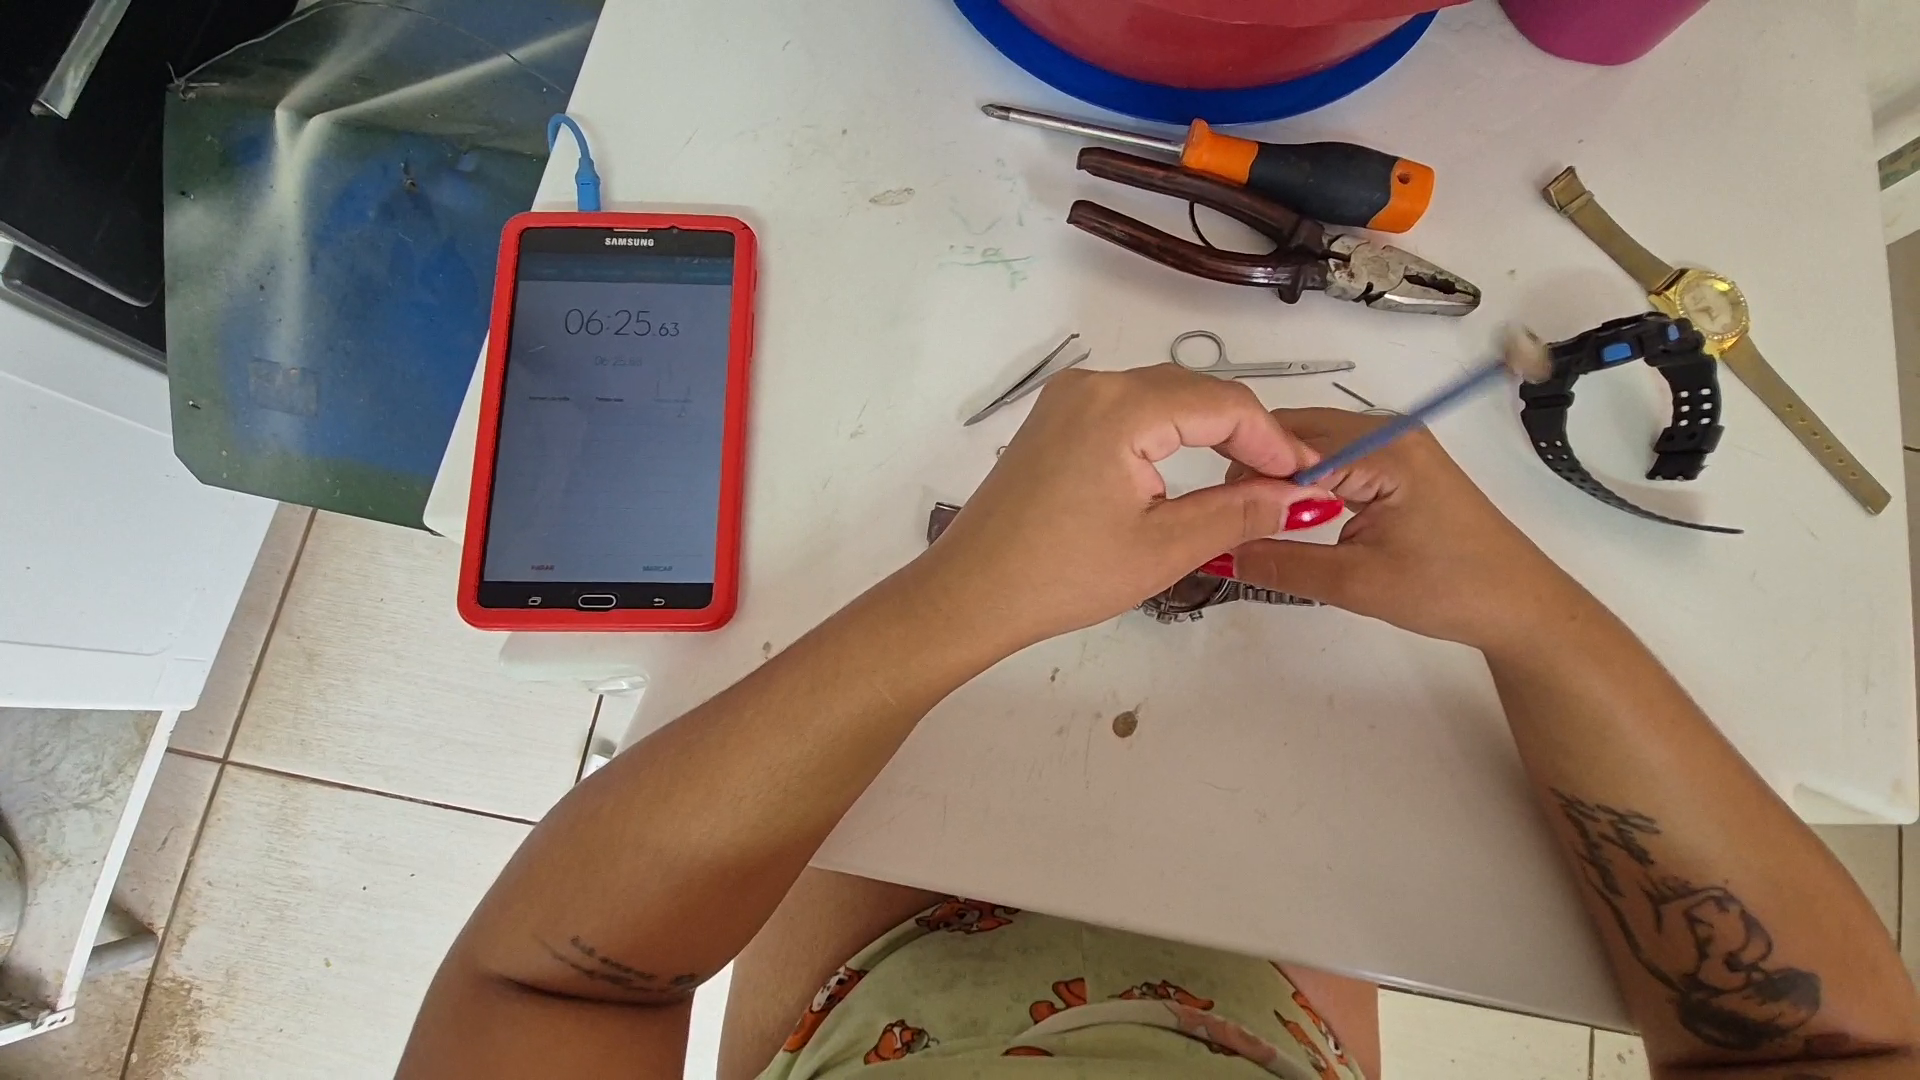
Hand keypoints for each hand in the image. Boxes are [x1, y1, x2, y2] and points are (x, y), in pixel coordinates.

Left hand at [914, 365, 1329, 649]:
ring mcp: (1064, 399)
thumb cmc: (1063, 576)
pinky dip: (1161, 433)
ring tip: (1242, 475)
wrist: (971, 593)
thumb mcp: (1162, 548)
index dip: (1273, 439)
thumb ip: (1238, 512)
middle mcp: (1091, 385)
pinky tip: (1181, 466)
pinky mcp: (1050, 421)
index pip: (1222, 403)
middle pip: (1190, 392)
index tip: (1306, 477)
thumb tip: (1296, 494)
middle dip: (1241, 432)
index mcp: (1121, 407)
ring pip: (1157, 398)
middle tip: (1281, 480)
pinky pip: (1123, 412)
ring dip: (1202, 431)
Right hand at [1229, 408, 1591, 650]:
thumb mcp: (1354, 583)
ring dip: (1279, 475)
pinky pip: (1332, 456)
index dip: (1246, 473)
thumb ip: (1279, 564)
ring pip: (1310, 443)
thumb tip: (1218, 553)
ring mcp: (1394, 444)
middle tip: (1234, 518)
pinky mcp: (1396, 462)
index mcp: (1382, 451)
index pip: (1288, 442)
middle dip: (1257, 470)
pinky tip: (1295, 514)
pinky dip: (1304, 479)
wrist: (1520, 606)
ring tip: (1259, 520)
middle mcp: (1388, 432)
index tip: (1217, 512)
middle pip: (1296, 432)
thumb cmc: (1448, 591)